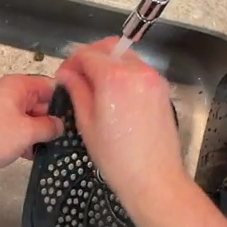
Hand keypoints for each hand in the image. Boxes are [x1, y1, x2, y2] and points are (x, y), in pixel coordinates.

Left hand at [0, 74, 63, 178]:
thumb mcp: (26, 132)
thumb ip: (48, 127)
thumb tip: (60, 125)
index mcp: (17, 86)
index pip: (50, 85)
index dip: (66, 100)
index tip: (80, 116)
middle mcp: (7, 94)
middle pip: (39, 103)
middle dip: (53, 120)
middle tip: (71, 139)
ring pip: (27, 119)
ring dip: (38, 134)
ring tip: (55, 150)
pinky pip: (14, 131)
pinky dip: (24, 141)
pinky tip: (34, 156)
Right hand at [54, 39, 187, 203]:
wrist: (153, 178)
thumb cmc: (117, 158)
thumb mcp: (87, 123)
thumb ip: (77, 91)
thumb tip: (66, 74)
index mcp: (114, 78)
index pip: (88, 54)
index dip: (72, 62)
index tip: (64, 75)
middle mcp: (137, 72)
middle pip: (110, 48)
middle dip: (91, 56)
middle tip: (78, 76)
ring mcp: (153, 79)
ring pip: (126, 57)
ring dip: (108, 64)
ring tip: (95, 87)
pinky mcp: (162, 90)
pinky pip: (139, 71)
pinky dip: (124, 74)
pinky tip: (113, 95)